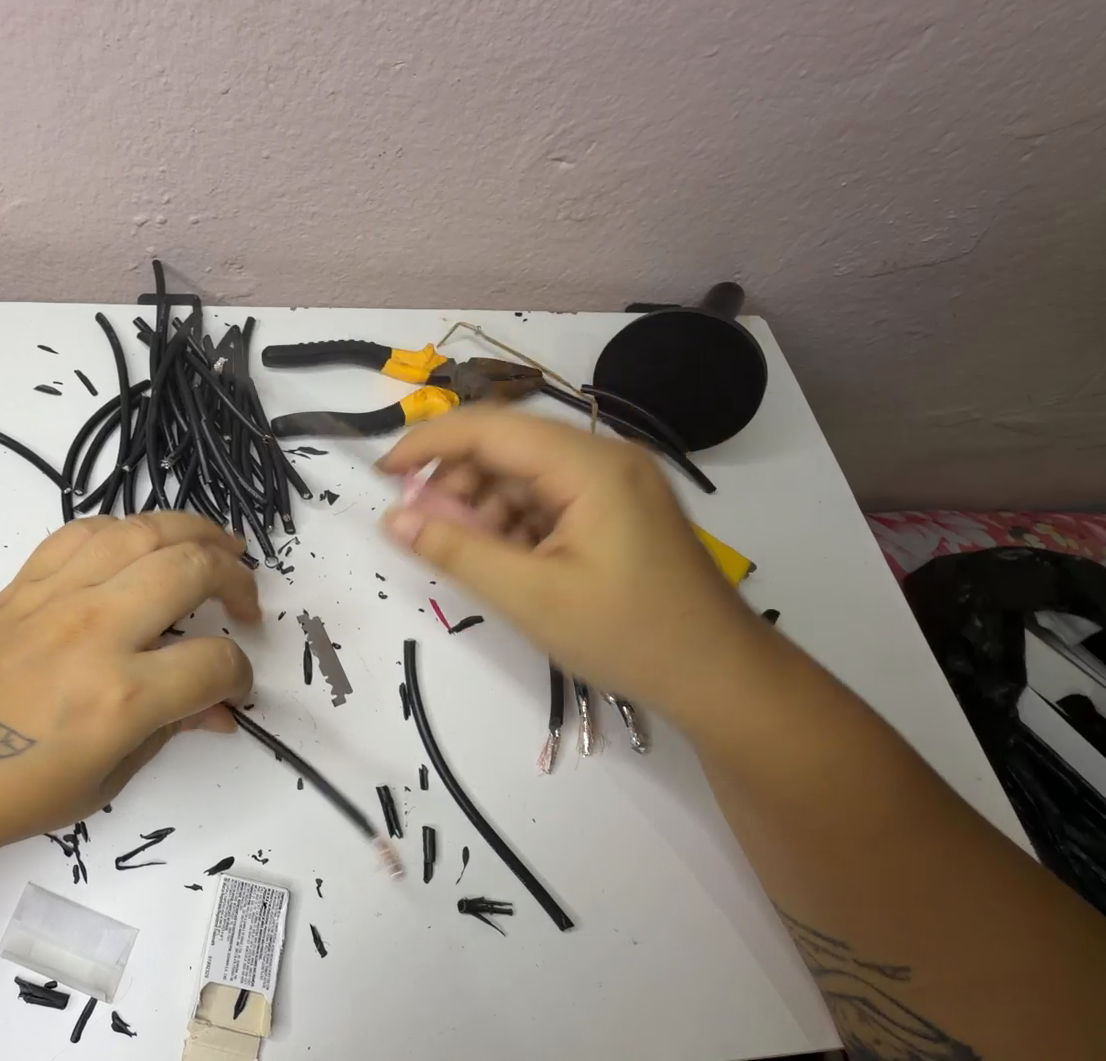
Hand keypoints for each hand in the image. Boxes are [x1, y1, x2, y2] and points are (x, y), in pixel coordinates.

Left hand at [0, 512, 260, 857]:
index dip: (240, 675)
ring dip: (195, 532)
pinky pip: (87, 531)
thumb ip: (172, 729)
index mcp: (121, 696)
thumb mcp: (107, 778)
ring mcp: (58, 596)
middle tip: (247, 601)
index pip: (214, 662)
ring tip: (219, 546)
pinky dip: (127, 529)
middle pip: (191, 569)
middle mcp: (95, 630)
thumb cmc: (16, 791)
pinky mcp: (27, 581)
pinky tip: (144, 544)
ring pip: (144, 531)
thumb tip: (221, 709)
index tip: (233, 687)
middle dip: (236, 579)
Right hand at [378, 408, 767, 716]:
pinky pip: (545, 497)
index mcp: (589, 466)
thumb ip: (456, 552)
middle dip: (456, 482)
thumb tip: (394, 519)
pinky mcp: (616, 507)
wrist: (721, 678)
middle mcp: (603, 457)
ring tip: (469, 555)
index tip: (383, 475)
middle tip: (425, 531)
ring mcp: (614, 482)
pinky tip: (504, 561)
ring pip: (522, 473)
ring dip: (481, 506)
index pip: (490, 427)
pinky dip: (511, 522)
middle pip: (506, 446)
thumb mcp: (530, 597)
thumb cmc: (629, 636)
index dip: (427, 443)